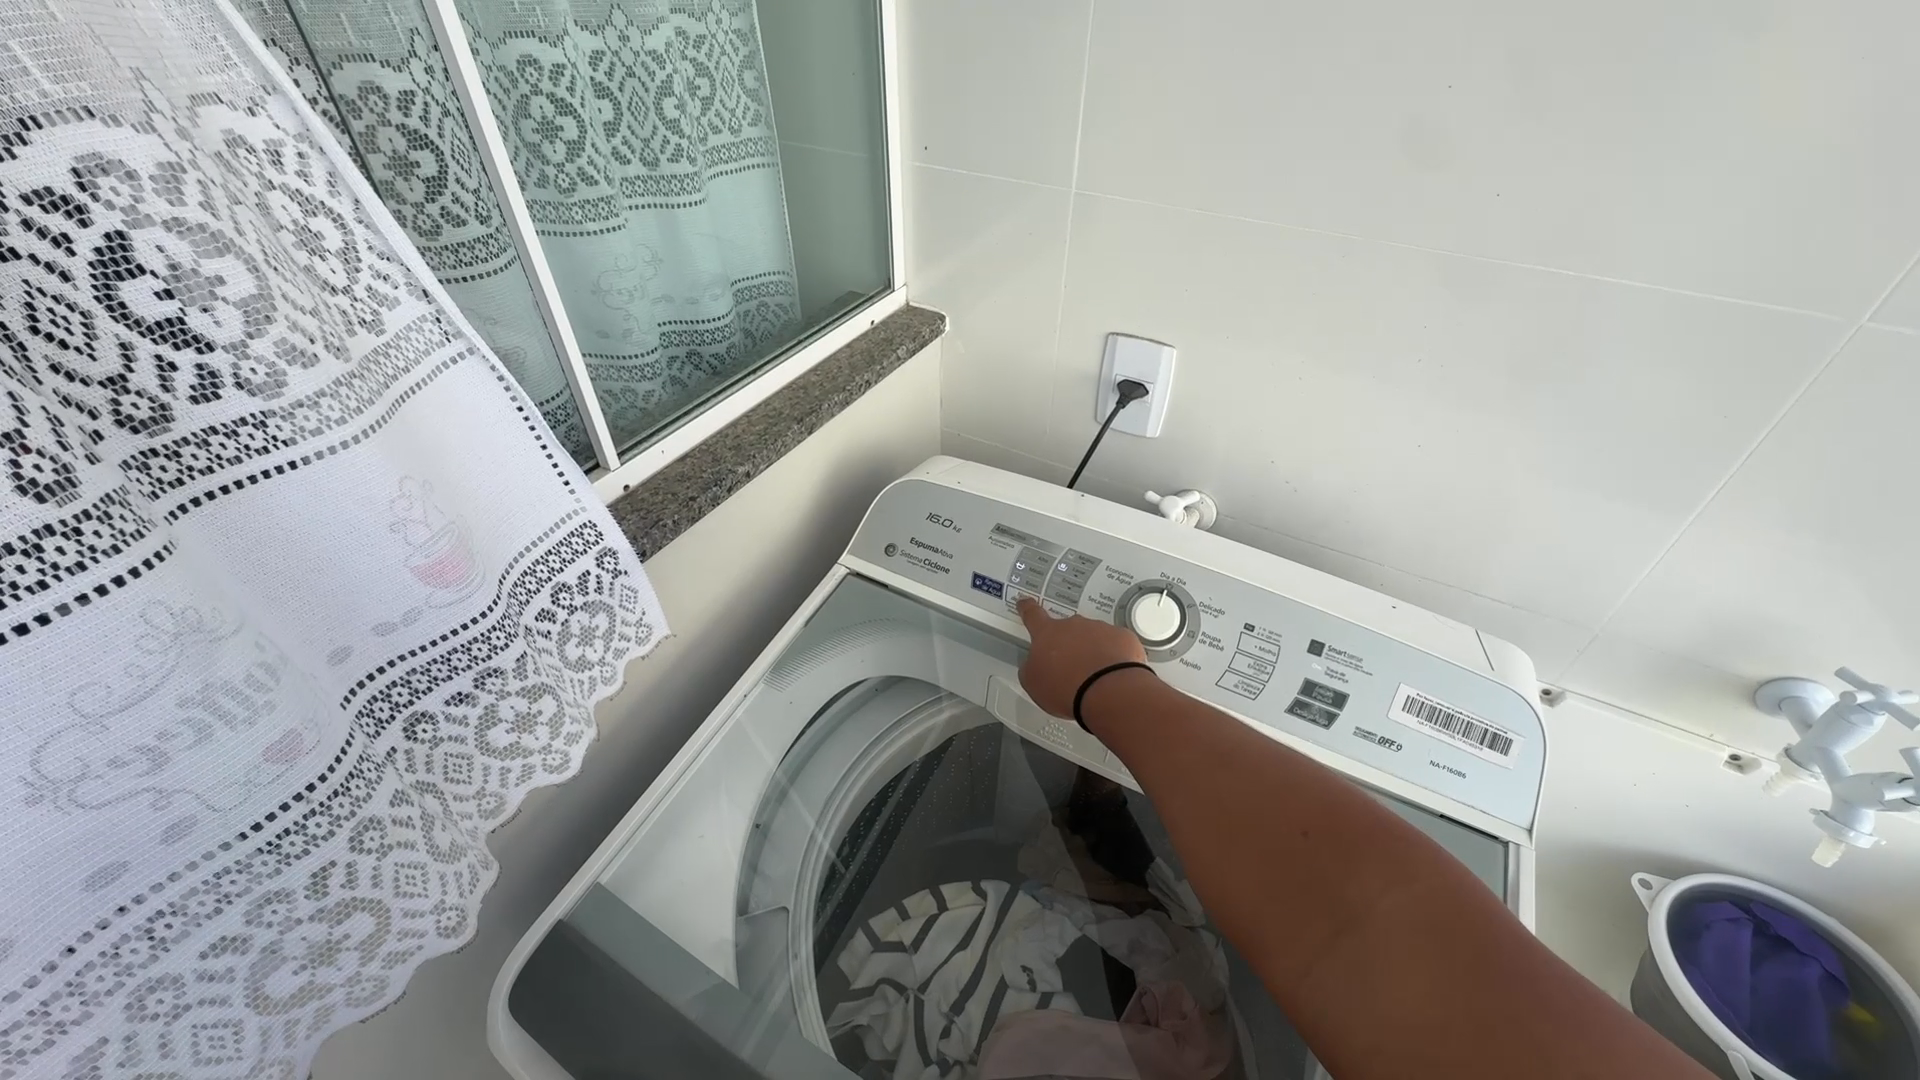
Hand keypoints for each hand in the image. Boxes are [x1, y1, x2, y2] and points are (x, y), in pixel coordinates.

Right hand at [1015, 597, 1147, 717]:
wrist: (1108, 691)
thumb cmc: (1067, 688)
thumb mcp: (1033, 683)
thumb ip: (1031, 668)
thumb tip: (1034, 666)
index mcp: (1047, 633)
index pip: (1033, 615)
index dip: (1028, 609)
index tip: (1026, 603)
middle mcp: (1073, 625)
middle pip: (1067, 629)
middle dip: (1068, 645)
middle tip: (1070, 668)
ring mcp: (1100, 629)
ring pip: (1093, 637)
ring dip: (1092, 651)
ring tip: (1094, 677)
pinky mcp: (1123, 637)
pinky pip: (1116, 644)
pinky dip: (1114, 656)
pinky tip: (1113, 674)